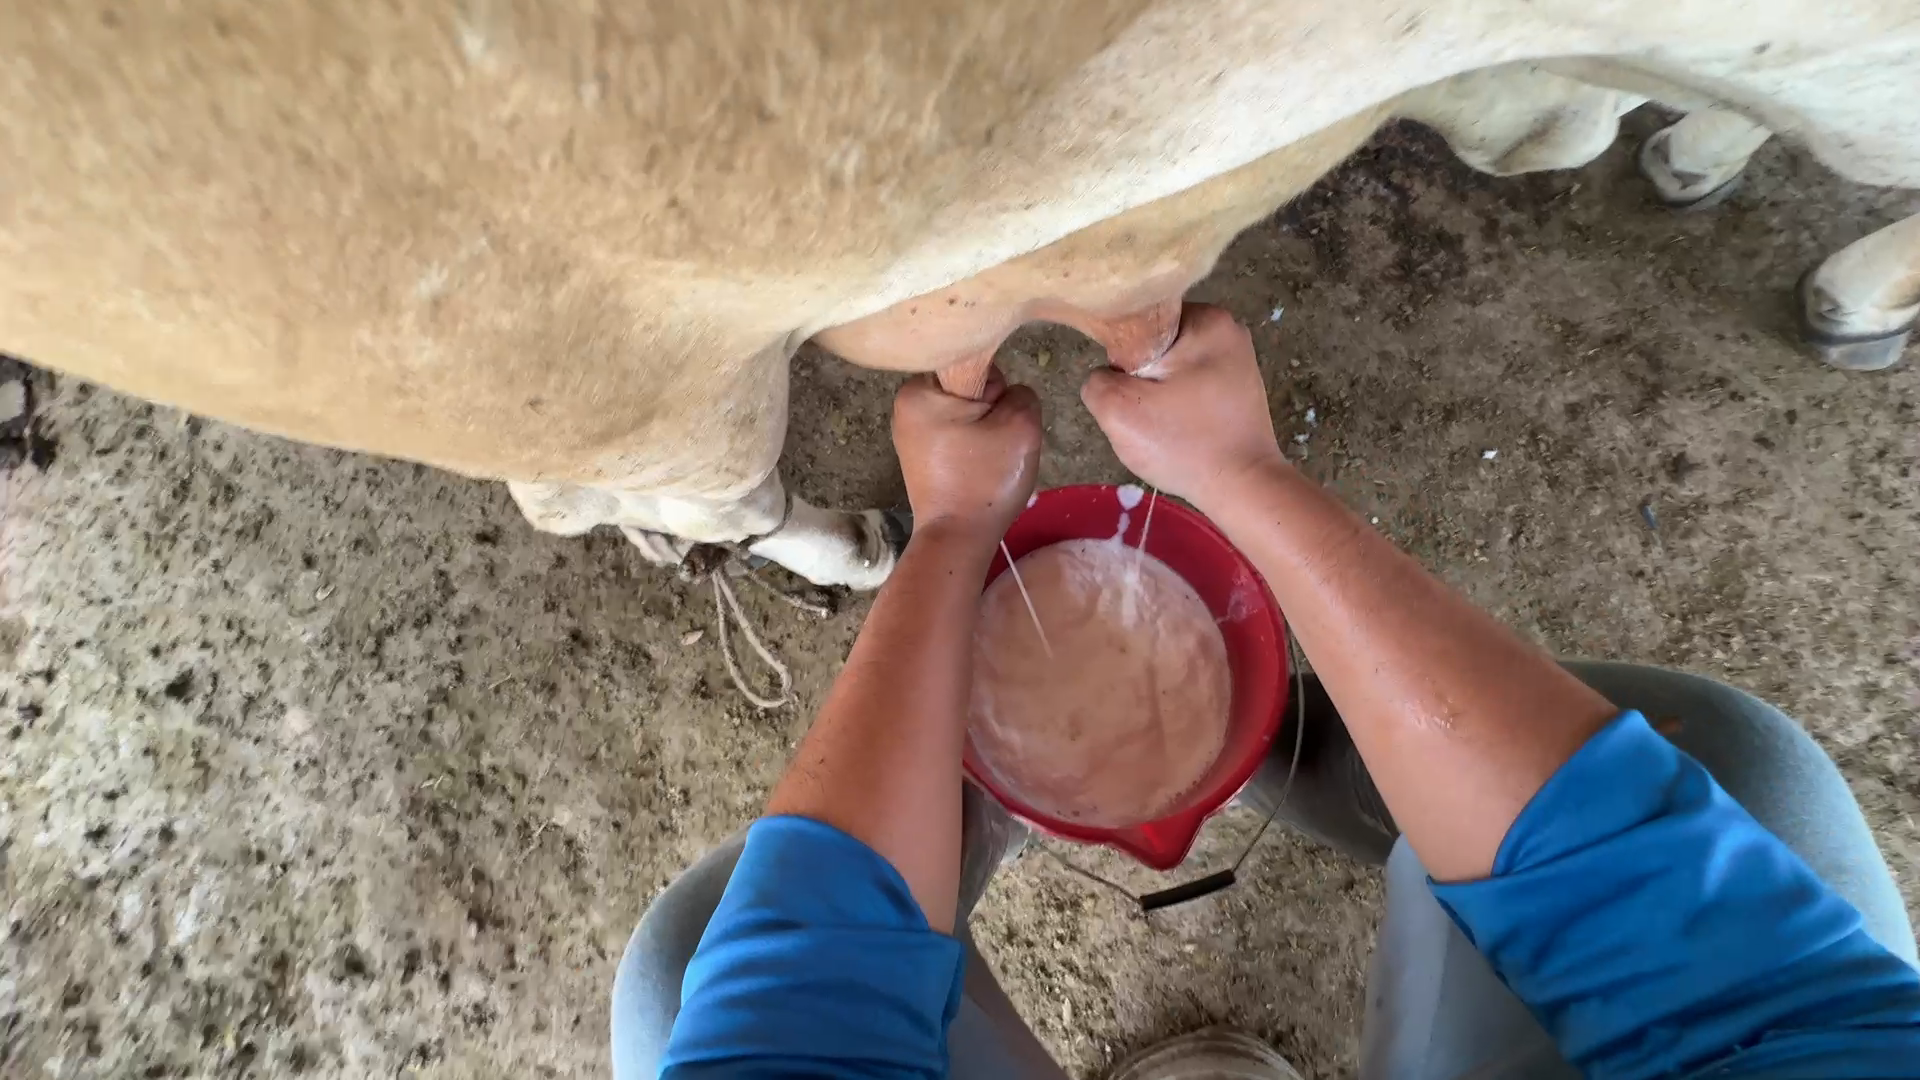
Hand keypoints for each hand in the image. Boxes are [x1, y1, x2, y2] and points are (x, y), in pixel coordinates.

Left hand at [892, 366, 1041, 546]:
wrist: (958, 538)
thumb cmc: (985, 480)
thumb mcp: (1021, 424)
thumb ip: (1021, 392)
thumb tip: (1007, 397)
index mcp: (919, 389)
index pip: (974, 363)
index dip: (997, 391)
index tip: (996, 423)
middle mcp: (905, 405)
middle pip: (968, 388)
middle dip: (989, 412)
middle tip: (994, 445)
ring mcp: (909, 433)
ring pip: (965, 414)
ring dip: (983, 432)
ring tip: (986, 461)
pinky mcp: (917, 456)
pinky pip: (955, 436)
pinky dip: (970, 449)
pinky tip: (974, 471)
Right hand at [1080, 303, 1286, 509]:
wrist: (1242, 486)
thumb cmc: (1184, 444)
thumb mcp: (1120, 412)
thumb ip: (1097, 383)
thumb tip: (1105, 378)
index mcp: (1204, 319)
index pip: (1139, 321)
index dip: (1121, 357)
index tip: (1127, 390)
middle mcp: (1227, 328)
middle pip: (1154, 345)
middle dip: (1140, 378)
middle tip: (1144, 413)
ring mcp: (1238, 358)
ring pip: (1171, 368)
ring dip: (1158, 395)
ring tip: (1163, 424)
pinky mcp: (1240, 387)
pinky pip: (1190, 386)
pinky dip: (1179, 406)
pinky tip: (1181, 429)